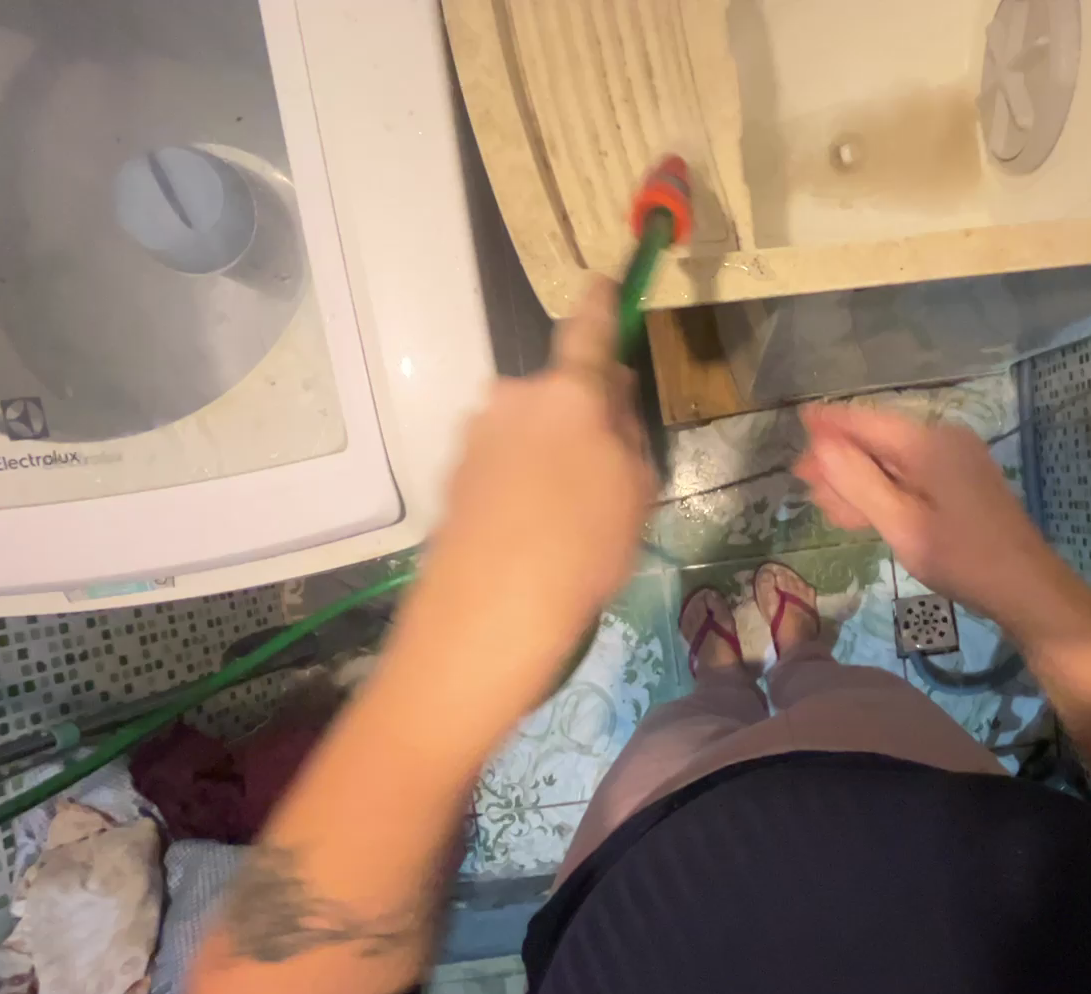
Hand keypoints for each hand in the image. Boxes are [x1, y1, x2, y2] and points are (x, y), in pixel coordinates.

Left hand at [388, 277, 655, 729]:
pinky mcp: (451, 476)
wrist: (491, 615)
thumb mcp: (638, 491)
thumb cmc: (586, 548)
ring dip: (550, 453)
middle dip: (582, 416)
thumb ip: (629, 434)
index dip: (600, 305)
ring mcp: (474, 437)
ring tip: (566, 518)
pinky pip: (501, 463)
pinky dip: (520, 482)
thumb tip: (613, 400)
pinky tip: (531, 531)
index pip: (588, 332)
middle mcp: (513, 399)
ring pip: (529, 430)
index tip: (599, 281)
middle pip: (558, 392)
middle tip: (606, 474)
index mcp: (569, 394)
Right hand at [795, 404, 1058, 632]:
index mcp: (928, 444)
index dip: (830, 423)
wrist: (1025, 587)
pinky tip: (861, 511)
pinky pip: (910, 477)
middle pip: (877, 441)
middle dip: (840, 460)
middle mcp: (942, 441)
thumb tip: (821, 445)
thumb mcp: (901, 524)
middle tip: (804, 482)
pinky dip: (883, 491)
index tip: (799, 420)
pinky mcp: (959, 483)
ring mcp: (953, 462)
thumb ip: (859, 482)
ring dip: (858, 481)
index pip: (867, 421)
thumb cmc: (961, 558)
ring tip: (827, 505)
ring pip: (891, 462)